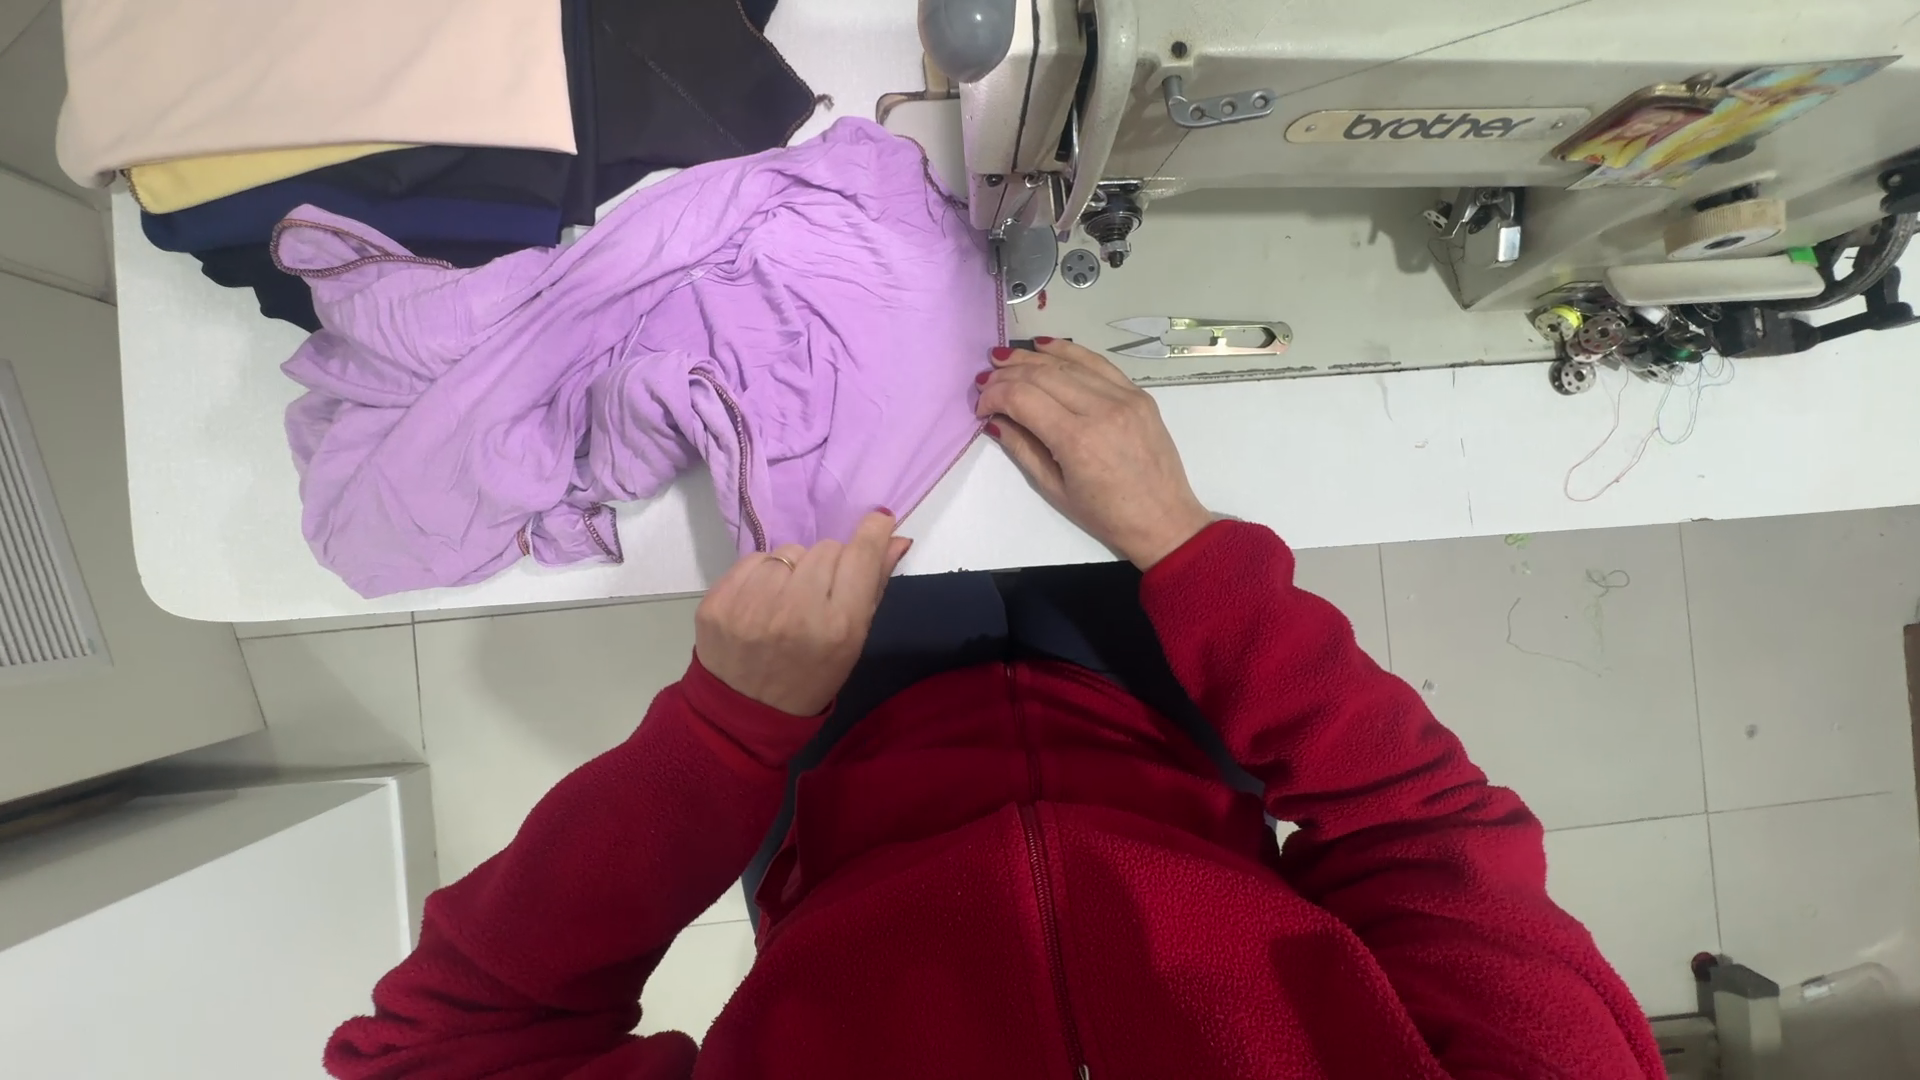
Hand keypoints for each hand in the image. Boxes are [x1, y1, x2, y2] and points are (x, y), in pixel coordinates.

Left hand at [694, 510, 910, 715]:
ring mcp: (752, 605)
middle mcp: (796, 610)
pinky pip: (754, 560)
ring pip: (789, 551)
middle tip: (820, 594)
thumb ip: (874, 586)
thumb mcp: (853, 642)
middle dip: (830, 564)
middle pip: (827, 548)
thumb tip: (895, 538)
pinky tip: (761, 602)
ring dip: (793, 569)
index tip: (878, 521)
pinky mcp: (719, 601)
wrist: (744, 713)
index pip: (861, 555)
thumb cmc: (812, 677)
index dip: (873, 532)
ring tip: (786, 601)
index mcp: (838, 626)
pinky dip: (762, 574)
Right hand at [975, 338, 1211, 568]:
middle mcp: (1100, 410)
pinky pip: (1097, 363)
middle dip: (1008, 373)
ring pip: (1068, 364)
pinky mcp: (1138, 394)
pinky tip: (1045, 346)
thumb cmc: (1105, 515)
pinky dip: (1069, 352)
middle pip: (1042, 375)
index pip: (1022, 399)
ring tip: (1006, 357)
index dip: (994, 396)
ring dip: (1032, 357)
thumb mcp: (1054, 489)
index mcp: (1076, 440)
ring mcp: (1124, 398)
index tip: (981, 406)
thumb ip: (1022, 448)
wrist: (1162, 518)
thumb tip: (995, 420)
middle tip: (986, 377)